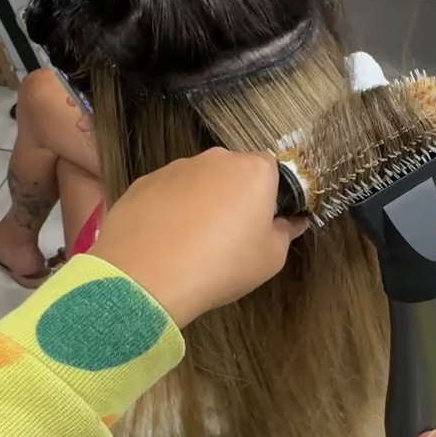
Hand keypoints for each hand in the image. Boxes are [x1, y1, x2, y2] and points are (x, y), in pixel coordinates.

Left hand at [90, 149, 305, 325]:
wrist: (146, 277)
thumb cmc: (222, 265)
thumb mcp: (271, 258)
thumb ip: (286, 232)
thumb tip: (292, 221)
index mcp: (254, 170)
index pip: (272, 169)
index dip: (270, 195)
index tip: (265, 223)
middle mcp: (215, 159)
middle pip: (234, 171)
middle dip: (235, 195)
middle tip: (231, 235)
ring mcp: (175, 168)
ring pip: (199, 181)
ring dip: (202, 202)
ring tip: (193, 242)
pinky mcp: (143, 182)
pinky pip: (168, 193)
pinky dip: (171, 210)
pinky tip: (167, 242)